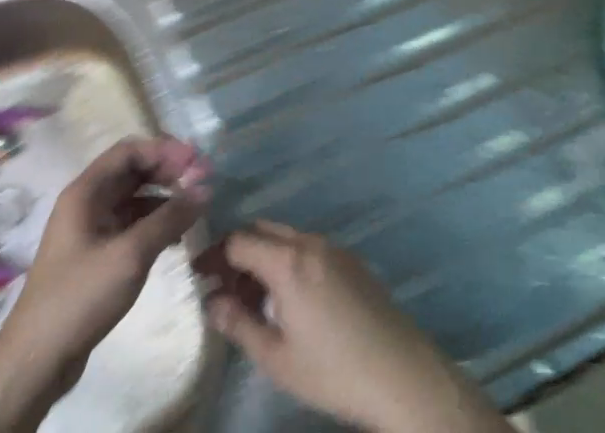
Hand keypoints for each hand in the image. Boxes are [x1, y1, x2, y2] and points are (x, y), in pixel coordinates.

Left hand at [0, 137, 209, 432]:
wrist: (39, 355)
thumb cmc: (81, 296)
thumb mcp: (130, 254)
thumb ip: (169, 219)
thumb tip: (204, 190)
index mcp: (85, 192)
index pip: (129, 151)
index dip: (165, 150)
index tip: (199, 163)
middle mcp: (86, 203)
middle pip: (132, 172)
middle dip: (168, 172)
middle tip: (204, 184)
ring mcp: (90, 229)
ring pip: (133, 199)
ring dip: (165, 198)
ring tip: (197, 211)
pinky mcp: (96, 254)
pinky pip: (130, 225)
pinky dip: (155, 224)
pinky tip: (178, 238)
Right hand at [202, 223, 510, 432]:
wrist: (404, 376)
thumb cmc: (334, 371)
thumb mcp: (276, 357)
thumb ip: (238, 324)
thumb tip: (213, 302)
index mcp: (288, 262)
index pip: (238, 240)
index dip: (214, 257)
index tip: (200, 279)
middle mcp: (311, 244)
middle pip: (262, 229)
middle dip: (238, 252)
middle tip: (225, 287)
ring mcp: (337, 250)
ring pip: (287, 237)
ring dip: (264, 257)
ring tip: (256, 300)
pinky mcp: (355, 263)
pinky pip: (310, 248)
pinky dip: (289, 261)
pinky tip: (290, 300)